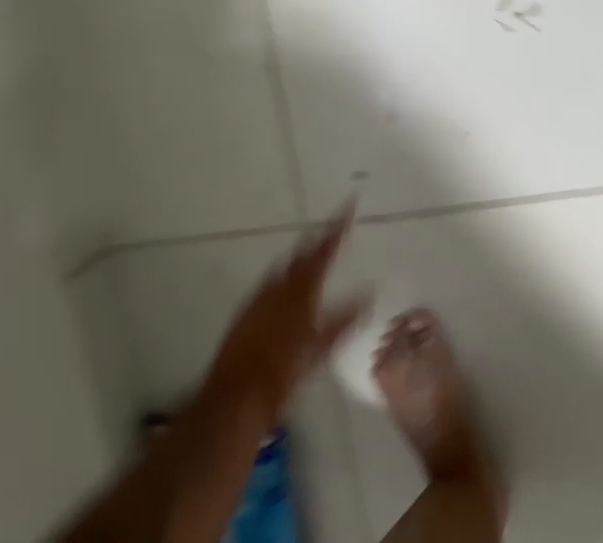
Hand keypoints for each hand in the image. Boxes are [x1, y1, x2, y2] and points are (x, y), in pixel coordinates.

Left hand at [203, 203, 369, 420]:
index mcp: (299, 293)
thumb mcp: (318, 349)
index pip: (322, 252)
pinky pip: (269, 282)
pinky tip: (286, 284)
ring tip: (313, 252)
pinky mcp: (245, 311)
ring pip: (283, 267)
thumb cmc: (282, 375)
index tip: (348, 206)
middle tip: (333, 229)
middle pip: (300, 254)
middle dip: (318, 240)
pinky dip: (283, 276)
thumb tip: (368, 294)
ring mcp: (258, 298)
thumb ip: (343, 320)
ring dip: (300, 256)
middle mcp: (277, 288)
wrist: (234, 397)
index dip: (337, 229)